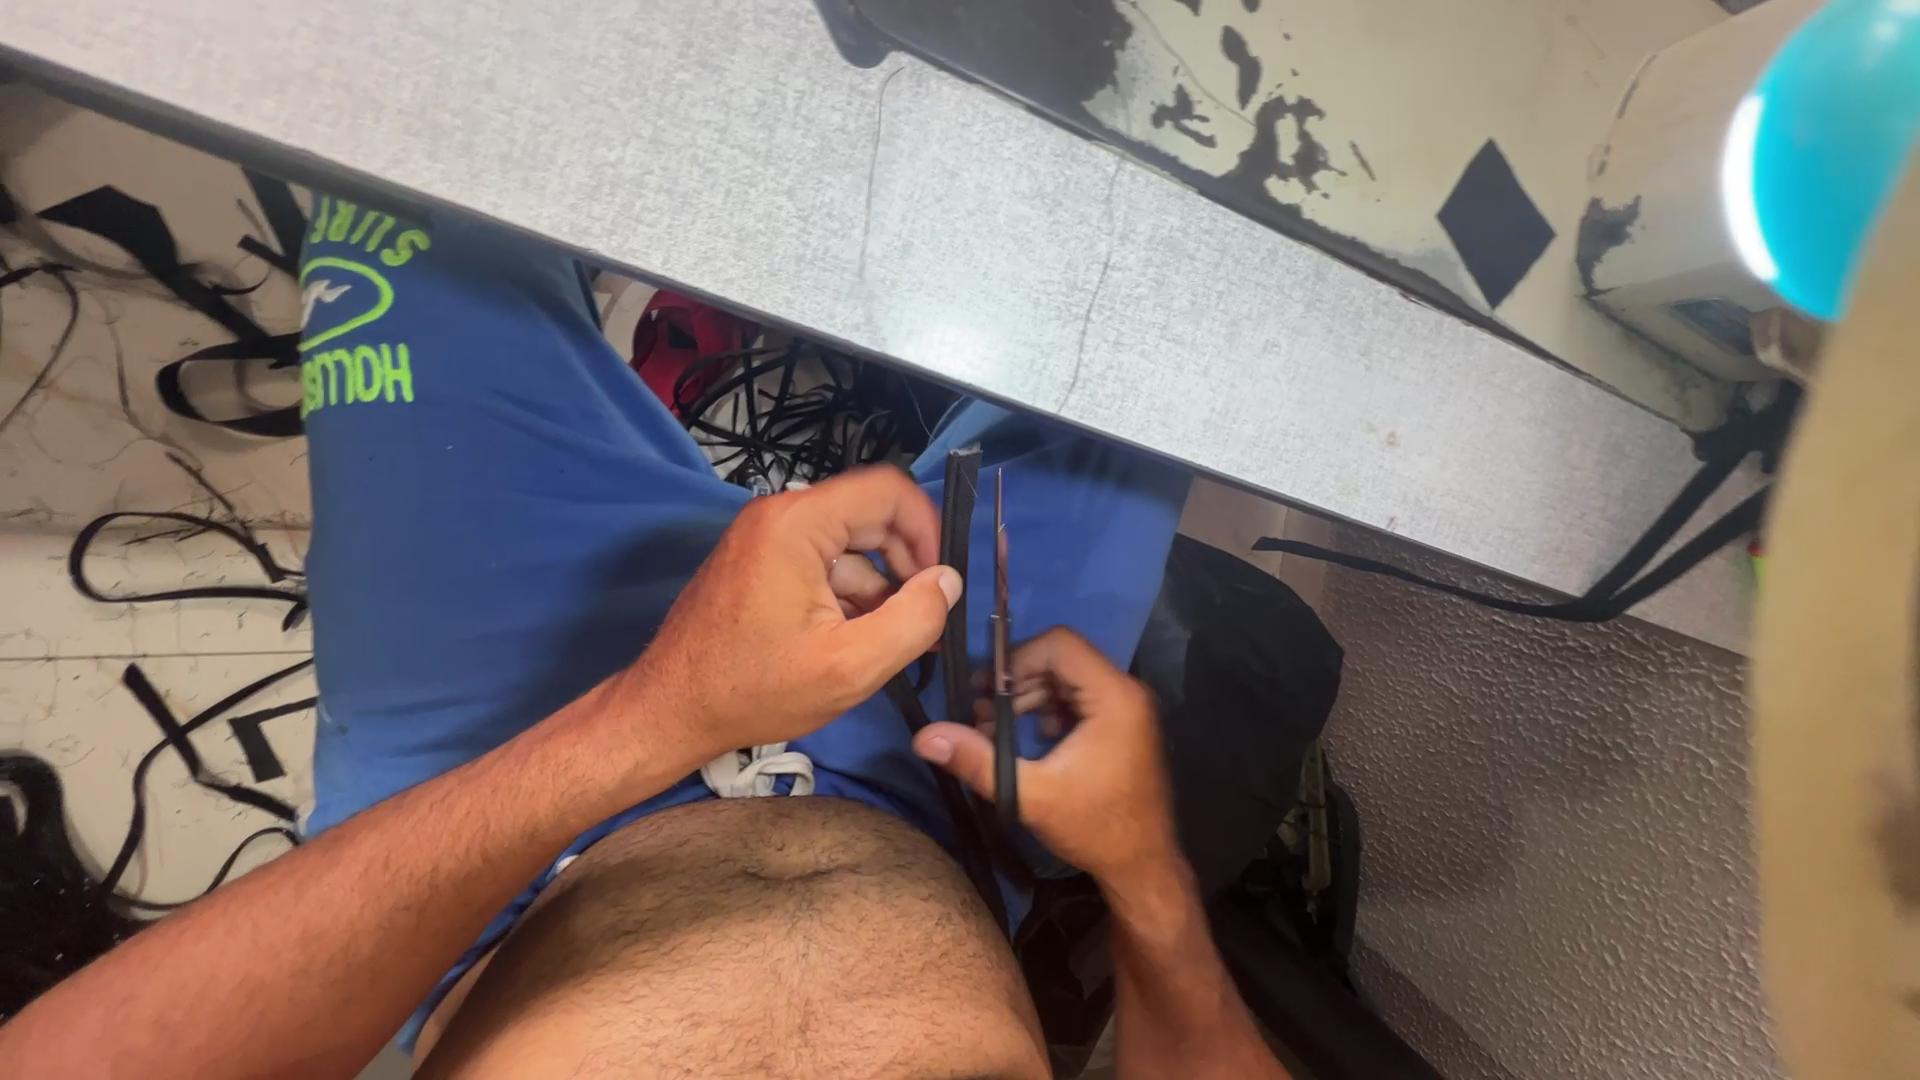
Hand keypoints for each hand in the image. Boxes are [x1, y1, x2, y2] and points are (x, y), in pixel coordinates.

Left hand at [622, 466, 961, 764]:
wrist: (670, 712)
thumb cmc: (754, 690)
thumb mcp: (850, 666)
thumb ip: (913, 620)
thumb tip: (948, 582)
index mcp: (798, 523)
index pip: (888, 491)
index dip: (927, 530)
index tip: (941, 581)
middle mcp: (780, 515)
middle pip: (871, 516)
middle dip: (906, 566)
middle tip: (924, 618)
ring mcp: (767, 538)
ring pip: (851, 546)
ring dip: (879, 588)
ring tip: (891, 641)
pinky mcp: (762, 563)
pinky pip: (824, 564)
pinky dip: (849, 596)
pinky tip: (855, 639)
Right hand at [911, 627, 1180, 885]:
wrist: (1143, 868)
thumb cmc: (1094, 828)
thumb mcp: (1030, 794)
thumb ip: (978, 760)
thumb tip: (924, 737)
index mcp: (1114, 696)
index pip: (1060, 644)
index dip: (1019, 658)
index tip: (990, 691)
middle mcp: (1125, 691)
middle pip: (1061, 658)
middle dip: (1017, 679)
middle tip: (981, 710)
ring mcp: (1126, 707)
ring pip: (1067, 677)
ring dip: (1029, 695)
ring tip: (994, 727)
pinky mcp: (1121, 723)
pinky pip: (1079, 697)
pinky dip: (1048, 708)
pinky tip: (1026, 738)